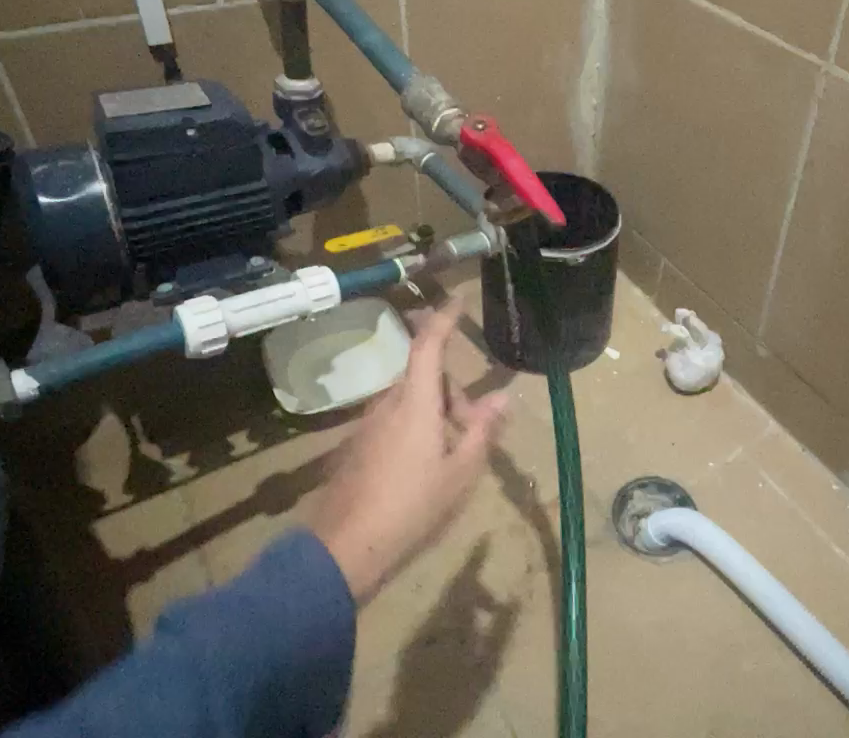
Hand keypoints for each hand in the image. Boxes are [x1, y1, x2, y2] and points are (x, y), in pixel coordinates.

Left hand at [304, 298, 509, 601]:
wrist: (345, 549)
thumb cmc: (413, 507)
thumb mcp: (461, 473)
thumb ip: (482, 431)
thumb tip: (503, 398)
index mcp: (415, 403)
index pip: (428, 345)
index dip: (443, 319)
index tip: (456, 299)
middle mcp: (387, 404)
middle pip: (424, 378)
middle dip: (452, 393)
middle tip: (474, 430)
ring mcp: (368, 426)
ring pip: (409, 402)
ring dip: (435, 415)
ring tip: (452, 459)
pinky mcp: (357, 448)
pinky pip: (393, 423)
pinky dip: (415, 430)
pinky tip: (422, 472)